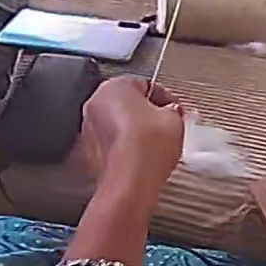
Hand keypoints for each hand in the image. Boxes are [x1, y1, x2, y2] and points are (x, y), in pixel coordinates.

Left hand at [78, 77, 184, 203]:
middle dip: (147, 114)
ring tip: (155, 144)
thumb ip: (173, 110)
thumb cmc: (146, 147)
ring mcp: (90, 130)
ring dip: (135, 131)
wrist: (131, 181)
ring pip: (118, 124)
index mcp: (113, 87)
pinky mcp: (91, 153)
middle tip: (166, 126)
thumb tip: (172, 113)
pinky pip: (113, 143)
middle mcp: (95, 105)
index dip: (165, 98)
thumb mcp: (174, 119)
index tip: (175, 109)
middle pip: (127, 104)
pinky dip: (125, 147)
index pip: (144, 84)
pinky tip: (142, 156)